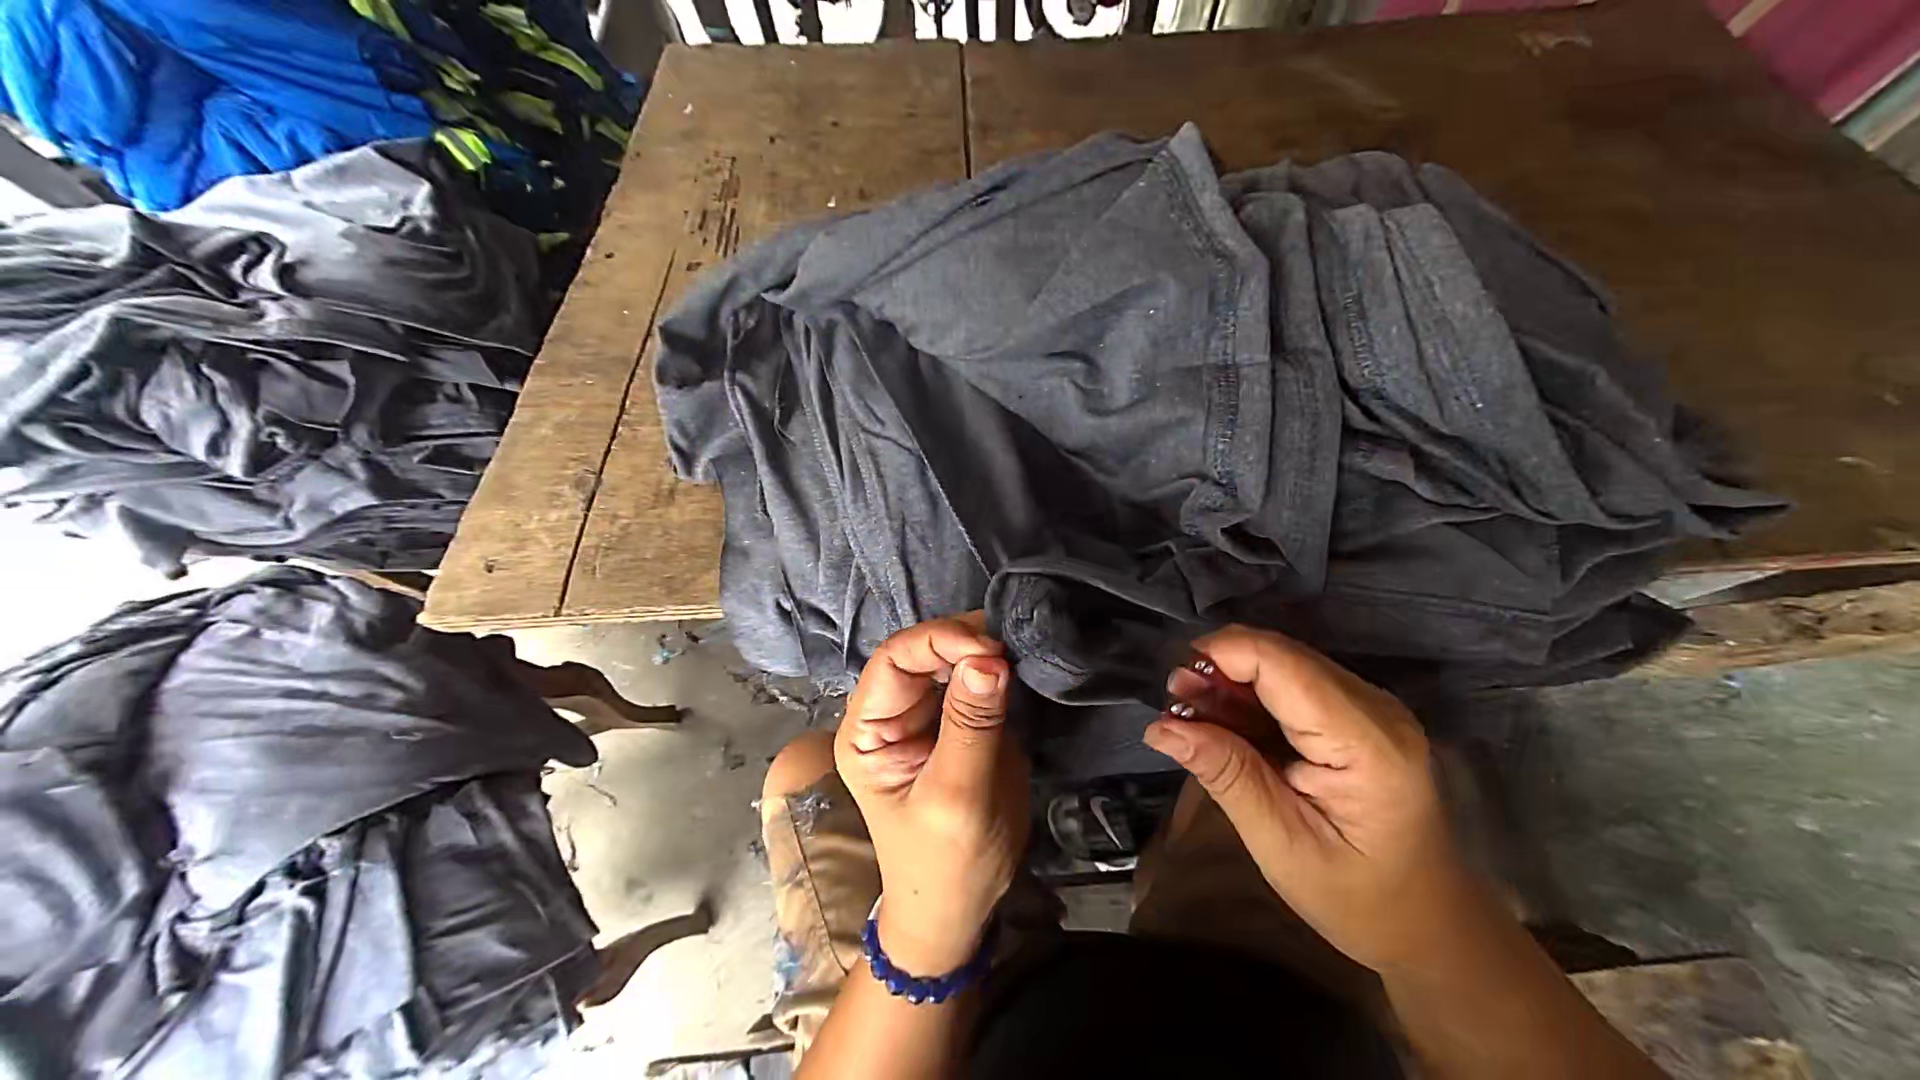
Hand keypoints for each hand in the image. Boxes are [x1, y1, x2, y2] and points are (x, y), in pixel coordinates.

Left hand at [835, 614, 1029, 973]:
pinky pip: (973, 682)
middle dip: (964, 642)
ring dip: (982, 652)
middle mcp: (889, 715)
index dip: (938, 641)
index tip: (990, 648)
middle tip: (1012, 646)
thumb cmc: (946, 865)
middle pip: (920, 653)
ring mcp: (924, 718)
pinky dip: (995, 670)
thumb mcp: (957, 799)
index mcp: (867, 732)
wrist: (960, 908)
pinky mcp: (957, 725)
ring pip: (948, 661)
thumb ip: (970, 726)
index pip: (893, 660)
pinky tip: (1018, 669)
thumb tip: (989, 659)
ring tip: (1019, 652)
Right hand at [1144, 625, 1494, 975]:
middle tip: (1176, 709)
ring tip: (1195, 720)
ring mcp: (1370, 707)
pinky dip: (1251, 695)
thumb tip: (1161, 727)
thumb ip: (1226, 776)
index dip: (1221, 656)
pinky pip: (1293, 682)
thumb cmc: (1358, 899)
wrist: (1428, 924)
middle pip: (1280, 654)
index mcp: (1366, 743)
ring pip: (1282, 662)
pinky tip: (1229, 727)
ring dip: (1231, 681)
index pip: (1282, 663)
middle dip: (1219, 669)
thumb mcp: (1281, 845)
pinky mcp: (1358, 713)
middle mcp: (1374, 708)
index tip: (1174, 691)